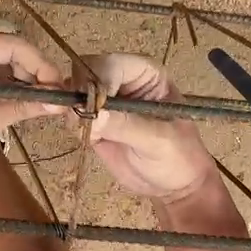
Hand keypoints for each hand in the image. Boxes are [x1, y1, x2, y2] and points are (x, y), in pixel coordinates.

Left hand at [0, 31, 64, 174]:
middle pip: (8, 51)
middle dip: (34, 76)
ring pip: (2, 64)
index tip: (61, 91)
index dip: (40, 66)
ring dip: (22, 85)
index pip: (10, 45)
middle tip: (56, 104)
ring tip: (41, 110)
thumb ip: (15, 108)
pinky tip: (19, 109)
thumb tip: (56, 102)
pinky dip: (7, 91)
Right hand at [86, 54, 216, 203]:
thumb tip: (95, 114)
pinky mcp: (94, 120)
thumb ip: (127, 125)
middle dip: (78, 92)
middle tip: (82, 119)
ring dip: (71, 109)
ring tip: (86, 132)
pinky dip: (72, 123)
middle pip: (85, 71)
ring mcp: (106, 99)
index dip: (97, 81)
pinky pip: (72, 113)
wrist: (174, 187)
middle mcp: (122, 80)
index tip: (96, 108)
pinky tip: (85, 138)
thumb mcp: (159, 140)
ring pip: (73, 90)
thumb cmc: (179, 157)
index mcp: (145, 73)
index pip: (111, 64)